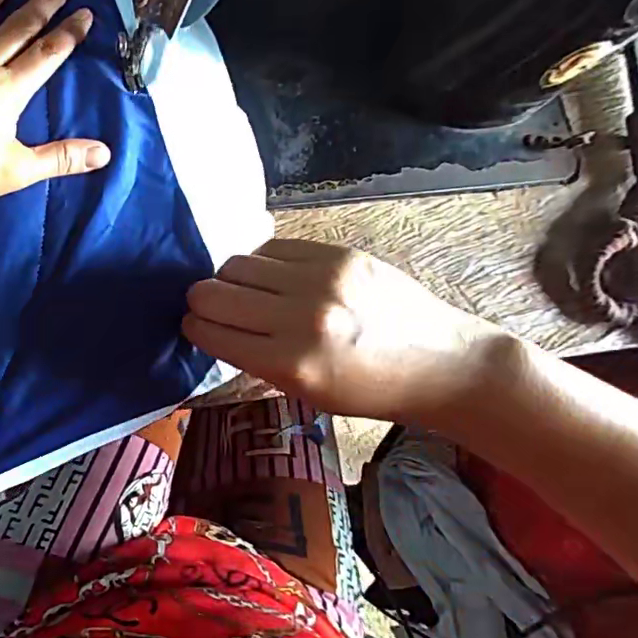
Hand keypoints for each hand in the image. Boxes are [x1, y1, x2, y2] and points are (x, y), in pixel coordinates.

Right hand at [182, 239, 516, 426]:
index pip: (210, 332)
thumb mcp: (304, 391)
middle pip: (212, 292)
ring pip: (235, 264)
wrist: (444, 364)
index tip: (194, 326)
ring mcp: (322, 280)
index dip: (193, 327)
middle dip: (200, 301)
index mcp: (290, 364)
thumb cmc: (368, 391)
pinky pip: (271, 246)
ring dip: (229, 278)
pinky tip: (273, 276)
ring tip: (245, 291)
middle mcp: (301, 317)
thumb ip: (253, 357)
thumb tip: (210, 324)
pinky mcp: (338, 253)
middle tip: (211, 307)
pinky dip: (262, 262)